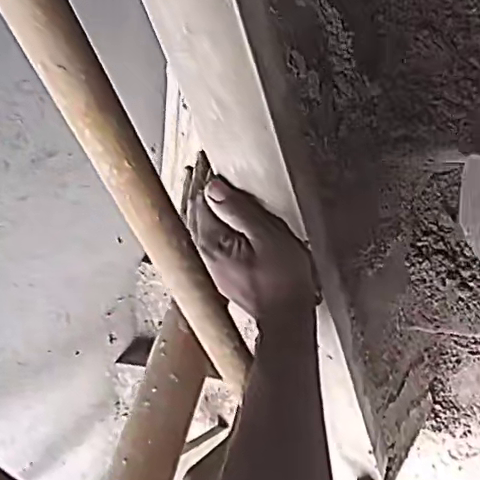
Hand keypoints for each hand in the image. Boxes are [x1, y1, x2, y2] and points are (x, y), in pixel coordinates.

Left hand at [185, 162, 317, 324]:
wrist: (286, 319)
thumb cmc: (284, 280)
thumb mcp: (269, 237)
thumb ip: (240, 211)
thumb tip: (213, 187)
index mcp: (213, 243)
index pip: (200, 202)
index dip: (203, 179)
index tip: (207, 160)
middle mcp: (204, 255)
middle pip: (192, 214)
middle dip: (195, 190)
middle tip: (199, 167)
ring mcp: (210, 267)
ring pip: (196, 228)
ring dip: (199, 206)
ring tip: (203, 187)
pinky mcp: (220, 275)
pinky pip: (206, 240)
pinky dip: (206, 223)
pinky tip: (214, 220)